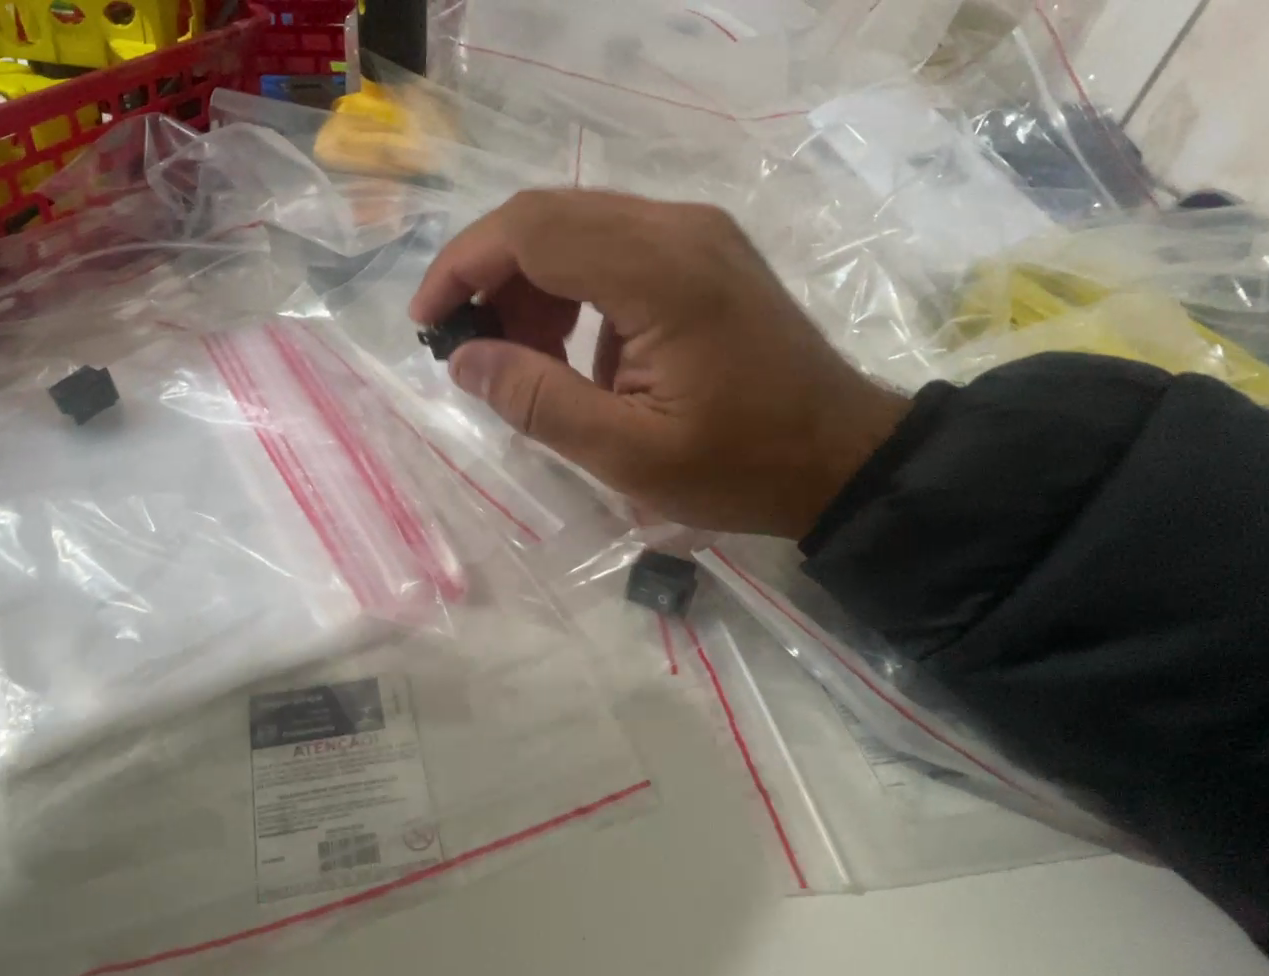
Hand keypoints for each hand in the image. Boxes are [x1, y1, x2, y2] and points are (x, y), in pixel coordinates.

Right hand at [409, 190, 908, 539]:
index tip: (428, 323)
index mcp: (661, 274)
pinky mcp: (702, 250)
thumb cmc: (740, 467)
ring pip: (575, 226)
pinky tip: (571, 351)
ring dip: (527, 286)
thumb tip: (463, 358)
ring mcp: (695, 232)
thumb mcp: (628, 455)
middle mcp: (677, 228)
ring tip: (522, 362)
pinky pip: (609, 245)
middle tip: (470, 349)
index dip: (463, 268)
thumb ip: (538, 402)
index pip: (531, 231)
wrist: (840, 456)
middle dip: (489, 277)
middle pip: (547, 216)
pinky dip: (567, 289)